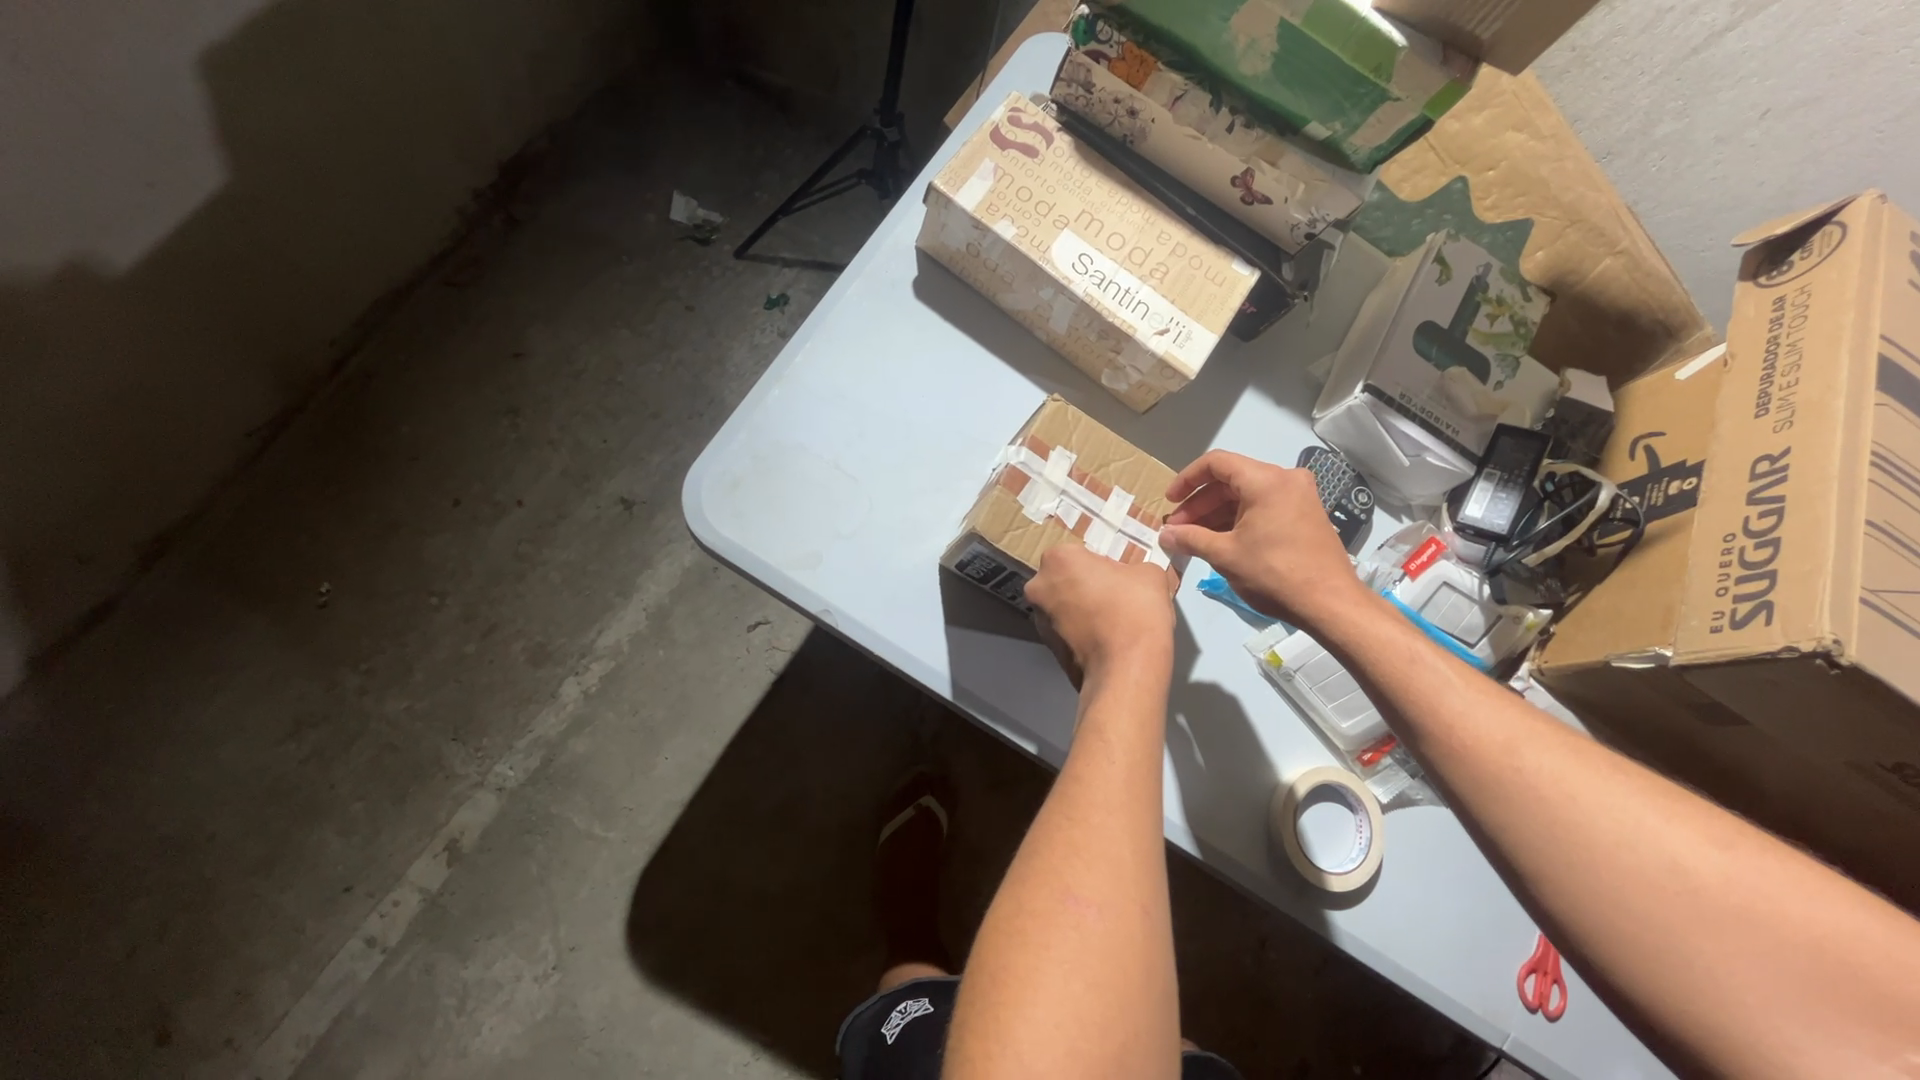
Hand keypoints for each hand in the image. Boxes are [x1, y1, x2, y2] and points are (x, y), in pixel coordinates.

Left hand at [1024, 543, 1177, 687]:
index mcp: (1058, 559)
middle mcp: (1038, 586)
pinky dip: (1081, 633)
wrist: (1127, 668)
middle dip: (1086, 586)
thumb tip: (1130, 579)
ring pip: (1064, 606)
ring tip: (1112, 623)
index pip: (1080, 553)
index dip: (1102, 565)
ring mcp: (1039, 620)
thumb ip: (1133, 568)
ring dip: (1082, 610)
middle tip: (1116, 599)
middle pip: (1066, 579)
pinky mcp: (1048, 648)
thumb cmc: (1135, 610)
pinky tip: (1105, 641)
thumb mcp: (1149, 574)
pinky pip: (1066, 631)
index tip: (1120, 579)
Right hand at [1158, 450, 1366, 628]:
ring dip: (1217, 513)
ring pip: (1246, 495)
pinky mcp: (1305, 514)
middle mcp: (1285, 479)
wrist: (1329, 603)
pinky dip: (1238, 519)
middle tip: (1178, 528)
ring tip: (1194, 538)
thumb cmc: (1274, 574)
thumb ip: (1190, 539)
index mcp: (1266, 480)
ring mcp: (1298, 496)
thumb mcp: (1225, 555)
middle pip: (1230, 480)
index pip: (1216, 463)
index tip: (1170, 501)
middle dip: (1200, 503)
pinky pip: (1263, 506)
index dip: (1187, 480)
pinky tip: (1220, 540)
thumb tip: (1164, 535)